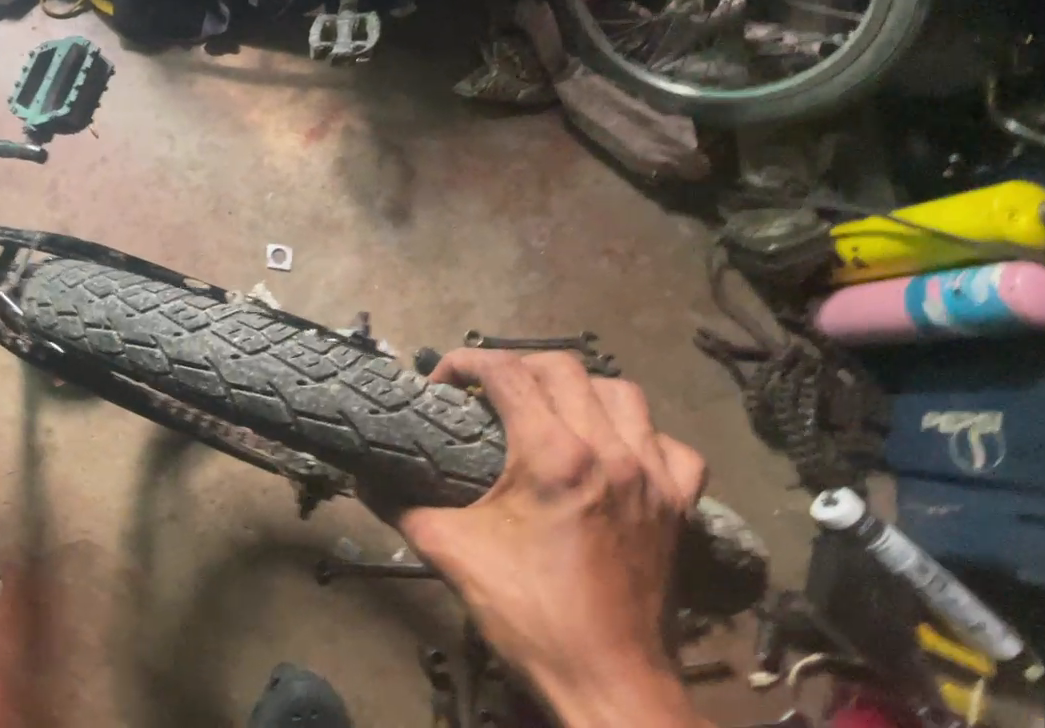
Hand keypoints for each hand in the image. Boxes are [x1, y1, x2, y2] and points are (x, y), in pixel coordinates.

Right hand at [387, 350, 709, 727]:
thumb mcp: (448, 551)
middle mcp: (609, 450)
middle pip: (562, 367)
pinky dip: (641, 435)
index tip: (442, 381)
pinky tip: (615, 452)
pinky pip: (671, 445)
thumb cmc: (528, 615)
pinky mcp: (679, 505)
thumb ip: (401, 506)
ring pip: (623, 393)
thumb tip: (365, 481)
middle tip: (485, 391)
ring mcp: (652, 476)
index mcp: (553, 454)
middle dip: (515, 366)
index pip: (507, 372)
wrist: (609, 682)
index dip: (466, 362)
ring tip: (547, 410)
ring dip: (578, 389)